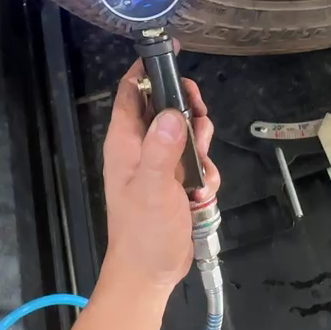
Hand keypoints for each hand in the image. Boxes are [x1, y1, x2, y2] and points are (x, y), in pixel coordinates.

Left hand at [98, 62, 218, 299]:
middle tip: (201, 118)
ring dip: (201, 145)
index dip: (148, 69)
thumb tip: (174, 111)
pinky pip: (196, 162)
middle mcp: (141, 146)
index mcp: (126, 141)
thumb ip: (163, 148)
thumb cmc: (144, 230)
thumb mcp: (154, 187)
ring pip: (186, 133)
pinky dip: (204, 173)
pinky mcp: (176, 182)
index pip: (132, 91)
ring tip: (201, 167)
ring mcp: (160, 164)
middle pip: (166, 107)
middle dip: (187, 109)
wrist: (150, 274)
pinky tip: (202, 193)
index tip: (171, 55)